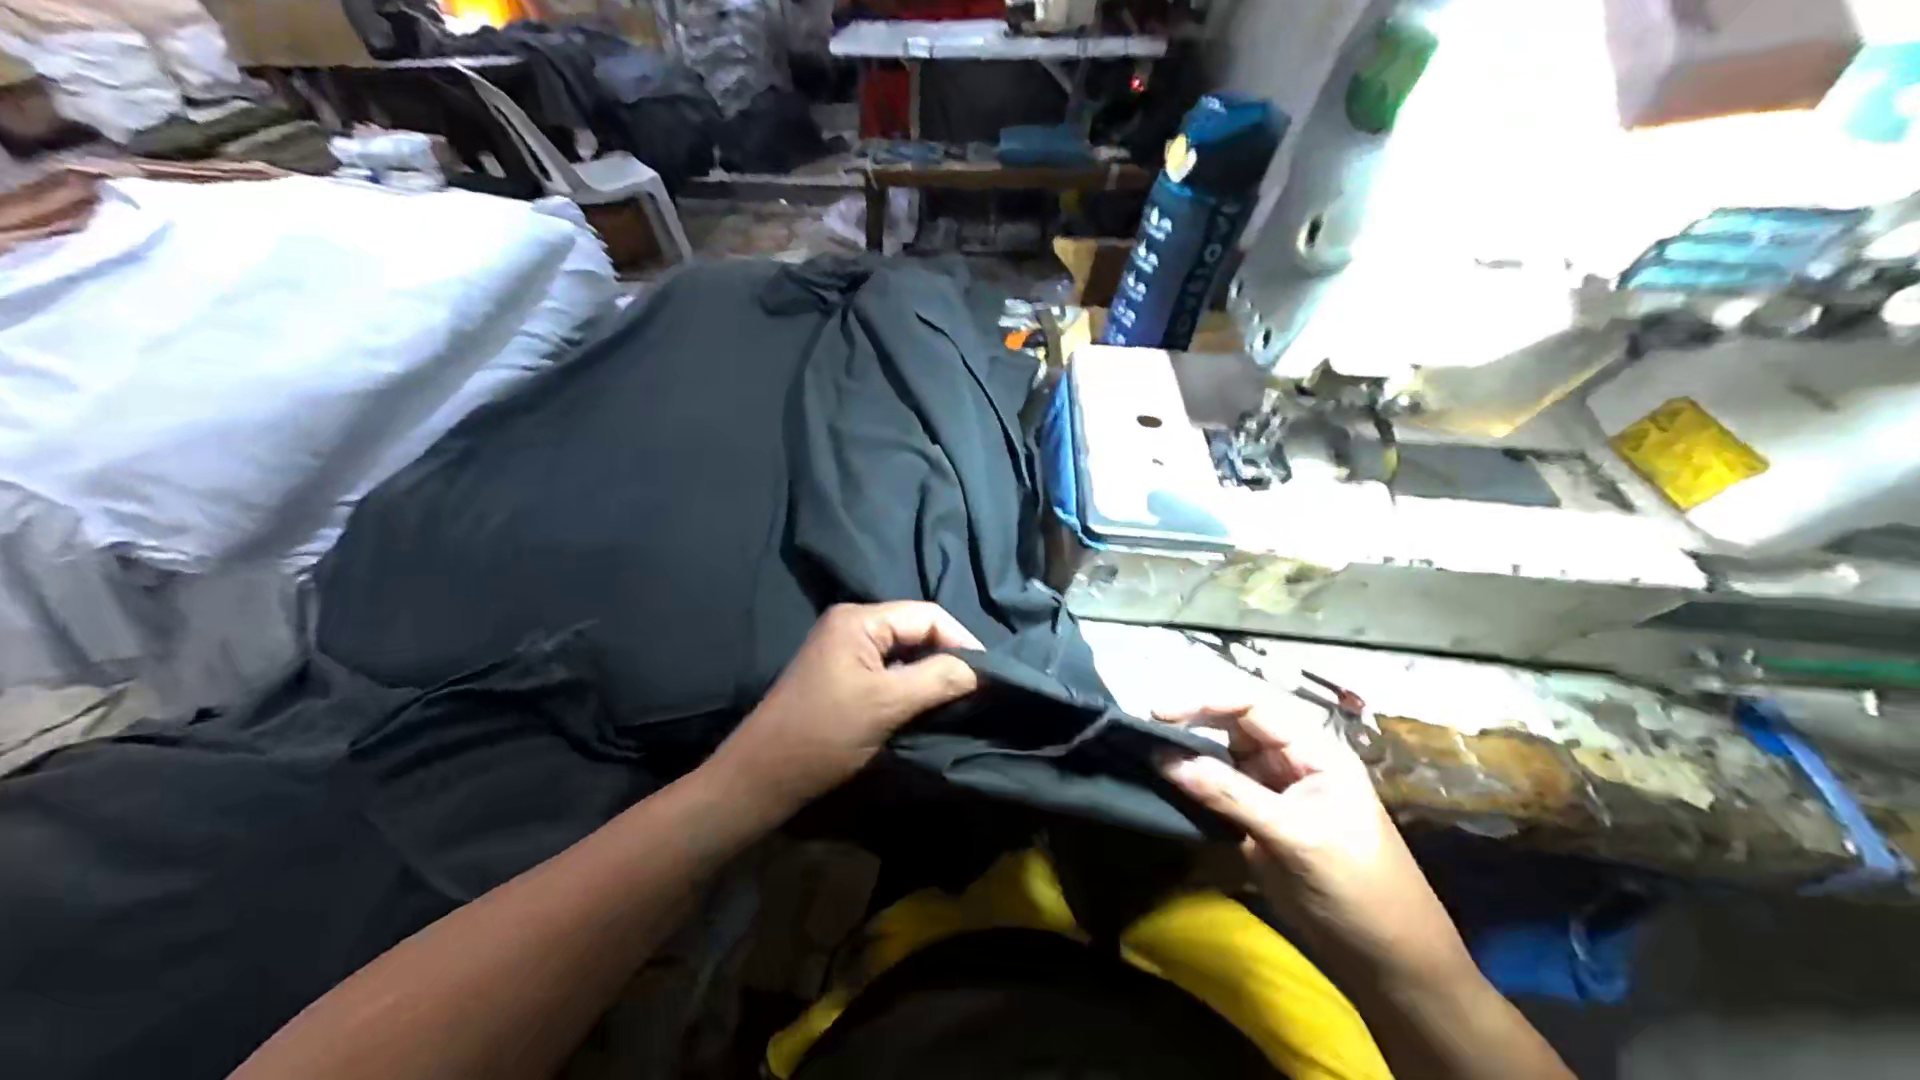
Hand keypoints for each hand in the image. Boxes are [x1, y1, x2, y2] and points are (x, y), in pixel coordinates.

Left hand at [712, 602, 982, 812]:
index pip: (928, 615)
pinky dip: (912, 682)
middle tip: (978, 688)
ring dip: (932, 670)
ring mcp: (844, 648)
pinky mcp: (842, 673)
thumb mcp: (887, 704)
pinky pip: (889, 667)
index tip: (989, 676)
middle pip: (916, 628)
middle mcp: (851, 623)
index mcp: (858, 619)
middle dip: (949, 655)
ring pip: (905, 650)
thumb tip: (983, 671)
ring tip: (959, 696)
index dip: (963, 641)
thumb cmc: (824, 735)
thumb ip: (939, 679)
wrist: (762, 777)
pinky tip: (927, 702)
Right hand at [1158, 699, 1473, 985]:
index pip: (1254, 708)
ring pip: (1223, 757)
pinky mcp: (1257, 820)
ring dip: (1189, 753)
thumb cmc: (1356, 887)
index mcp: (1315, 751)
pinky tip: (1166, 782)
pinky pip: (1219, 790)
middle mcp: (1292, 762)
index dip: (1207, 703)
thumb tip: (1163, 758)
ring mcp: (1273, 791)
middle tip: (1145, 731)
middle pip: (1234, 727)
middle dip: (1192, 723)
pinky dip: (1193, 784)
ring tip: (1147, 751)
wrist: (1386, 960)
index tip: (1160, 713)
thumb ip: (1229, 793)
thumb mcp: (1295, 835)